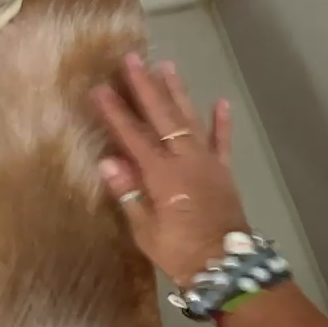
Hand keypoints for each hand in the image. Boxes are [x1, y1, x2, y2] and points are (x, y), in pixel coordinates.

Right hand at [92, 54, 250, 287]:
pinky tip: (220, 101)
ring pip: (190, 120)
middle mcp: (185, 160)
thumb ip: (129, 193)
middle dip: (145, 87)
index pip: (132, 136)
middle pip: (162, 117)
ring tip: (167, 66)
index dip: (115, 112)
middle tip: (132, 59)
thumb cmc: (179, 252)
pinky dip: (221, 122)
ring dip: (178, 92)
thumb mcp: (146, 230)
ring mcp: (207, 163)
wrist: (227, 267)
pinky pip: (222, 142)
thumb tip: (108, 161)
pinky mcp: (224, 172)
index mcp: (161, 175)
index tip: (99, 89)